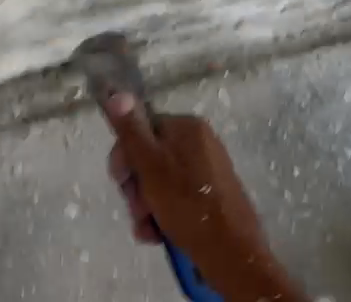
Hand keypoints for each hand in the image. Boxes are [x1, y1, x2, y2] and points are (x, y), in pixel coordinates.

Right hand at [101, 93, 307, 301]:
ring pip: (160, 180)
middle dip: (136, 185)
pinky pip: (178, 197)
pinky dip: (163, 213)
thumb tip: (115, 90)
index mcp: (188, 127)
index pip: (140, 128)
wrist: (234, 258)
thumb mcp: (150, 164)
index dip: (125, 155)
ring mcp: (209, 171)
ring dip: (145, 204)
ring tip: (146, 227)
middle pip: (149, 156)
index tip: (119, 180)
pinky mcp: (214, 198)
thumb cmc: (188, 205)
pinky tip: (156, 233)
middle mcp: (201, 143)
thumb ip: (130, 129)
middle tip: (135, 208)